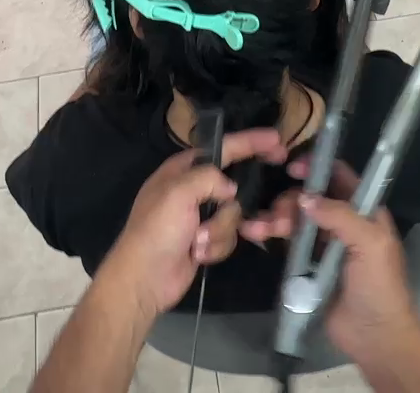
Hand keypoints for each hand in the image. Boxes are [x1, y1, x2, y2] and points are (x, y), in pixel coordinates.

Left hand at [96, 128, 287, 318]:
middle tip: (260, 209)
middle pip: (233, 184)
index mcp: (183, 169)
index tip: (276, 139)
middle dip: (235, 202)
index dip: (249, 142)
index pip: (222, 148)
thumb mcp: (178, 193)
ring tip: (197, 242)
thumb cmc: (157, 230)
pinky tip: (198, 255)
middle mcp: (194, 189)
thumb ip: (208, 178)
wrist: (144, 279)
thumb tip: (230, 187)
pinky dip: (215, 247)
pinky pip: (228, 236)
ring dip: (219, 230)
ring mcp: (200, 216)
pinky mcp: (206, 240)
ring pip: (233, 214)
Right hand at [241, 159, 419, 360]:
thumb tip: (304, 198)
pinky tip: (254, 232)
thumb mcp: (370, 244)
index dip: (317, 168)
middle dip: (290, 200)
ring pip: (295, 218)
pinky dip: (269, 233)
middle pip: (310, 197)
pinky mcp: (307, 265)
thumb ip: (340, 215)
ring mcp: (323, 244)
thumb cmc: (380, 286)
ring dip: (275, 217)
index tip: (292, 169)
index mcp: (363, 211)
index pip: (339, 176)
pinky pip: (286, 241)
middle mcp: (343, 222)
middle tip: (278, 216)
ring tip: (260, 228)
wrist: (375, 339)